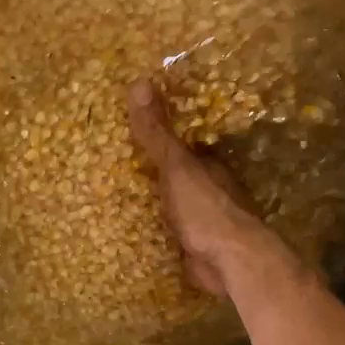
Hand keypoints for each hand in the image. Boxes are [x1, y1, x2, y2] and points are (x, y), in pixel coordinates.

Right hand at [127, 78, 290, 297]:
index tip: (131, 133)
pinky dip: (155, 231)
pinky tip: (136, 233)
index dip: (160, 138)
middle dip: (154, 172)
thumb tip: (139, 82)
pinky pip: (170, 234)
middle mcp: (208, 190)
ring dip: (154, 203)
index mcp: (207, 165)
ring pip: (174, 206)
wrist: (228, 262)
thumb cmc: (205, 210)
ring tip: (118, 199)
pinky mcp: (195, 247)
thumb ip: (157, 133)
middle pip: (177, 176)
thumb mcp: (177, 167)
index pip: (182, 146)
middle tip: (116, 167)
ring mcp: (203, 220)